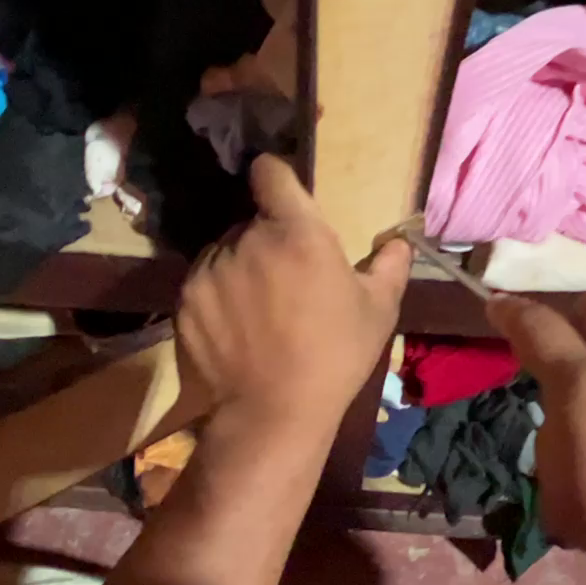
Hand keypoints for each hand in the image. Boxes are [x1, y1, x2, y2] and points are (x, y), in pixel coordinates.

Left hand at [178, 155, 412, 432]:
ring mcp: (210, 269)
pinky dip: (218, 296)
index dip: (276, 179)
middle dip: (266, 239)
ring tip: (259, 310)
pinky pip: (204, 282)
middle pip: (251, 220)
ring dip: (240, 267)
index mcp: (296, 232)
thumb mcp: (378, 311)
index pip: (270, 172)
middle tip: (285, 280)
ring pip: (225, 251)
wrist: (272, 413)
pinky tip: (236, 329)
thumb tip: (400, 241)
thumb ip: (390, 265)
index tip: (283, 199)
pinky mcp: (185, 300)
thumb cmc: (334, 358)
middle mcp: (246, 239)